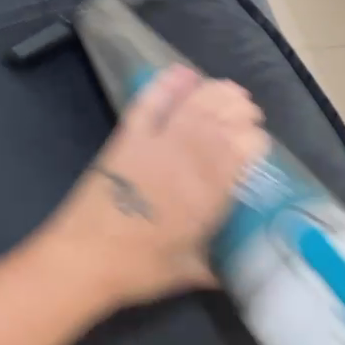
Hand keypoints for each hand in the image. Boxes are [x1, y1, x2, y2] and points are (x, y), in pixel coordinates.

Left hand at [32, 66, 268, 310]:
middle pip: (219, 123)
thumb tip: (231, 269)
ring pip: (191, 108)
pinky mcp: (126, 138)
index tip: (260, 140)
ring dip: (212, 94)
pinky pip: (150, 104)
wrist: (85, 256)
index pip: (241, 153)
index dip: (254, 141)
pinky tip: (184, 72)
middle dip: (238, 111)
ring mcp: (153, 145)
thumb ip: (213, 265)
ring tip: (228, 88)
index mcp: (206, 196)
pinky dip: (167, 85)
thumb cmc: (138, 270)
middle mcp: (185, 163)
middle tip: (248, 110)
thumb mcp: (187, 272)